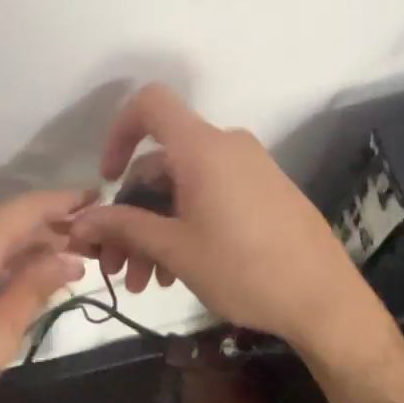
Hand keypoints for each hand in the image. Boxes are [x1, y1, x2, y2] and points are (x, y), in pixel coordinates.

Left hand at [0, 192, 87, 402]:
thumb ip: (34, 289)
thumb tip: (68, 260)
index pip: (27, 208)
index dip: (64, 202)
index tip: (97, 199)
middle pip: (2, 223)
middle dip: (44, 233)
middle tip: (84, 248)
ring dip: (15, 251)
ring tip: (51, 269)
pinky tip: (4, 284)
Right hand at [67, 84, 383, 357]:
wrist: (321, 297)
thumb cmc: (243, 269)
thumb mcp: (176, 250)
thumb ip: (125, 228)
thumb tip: (82, 221)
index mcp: (202, 148)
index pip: (149, 105)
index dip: (118, 133)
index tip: (108, 181)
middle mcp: (227, 148)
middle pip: (162, 164)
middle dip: (131, 215)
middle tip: (117, 267)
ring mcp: (250, 171)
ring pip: (185, 190)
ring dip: (156, 231)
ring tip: (146, 283)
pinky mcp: (266, 195)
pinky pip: (212, 199)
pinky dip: (186, 228)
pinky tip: (178, 273)